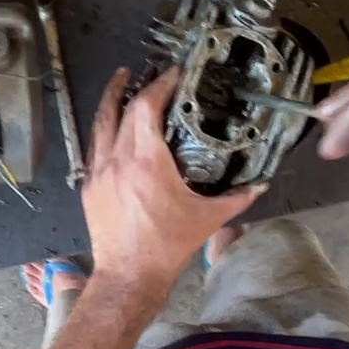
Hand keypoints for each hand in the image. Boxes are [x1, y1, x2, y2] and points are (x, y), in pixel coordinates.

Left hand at [83, 67, 262, 291]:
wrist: (128, 275)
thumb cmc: (167, 247)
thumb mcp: (207, 220)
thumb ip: (236, 199)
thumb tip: (259, 186)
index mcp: (147, 162)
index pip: (148, 107)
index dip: (161, 85)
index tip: (174, 74)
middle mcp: (118, 160)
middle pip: (121, 109)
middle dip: (134, 86)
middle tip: (147, 73)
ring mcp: (99, 172)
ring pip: (100, 124)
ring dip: (111, 100)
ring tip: (120, 83)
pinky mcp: (89, 187)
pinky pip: (94, 148)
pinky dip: (104, 130)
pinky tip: (112, 127)